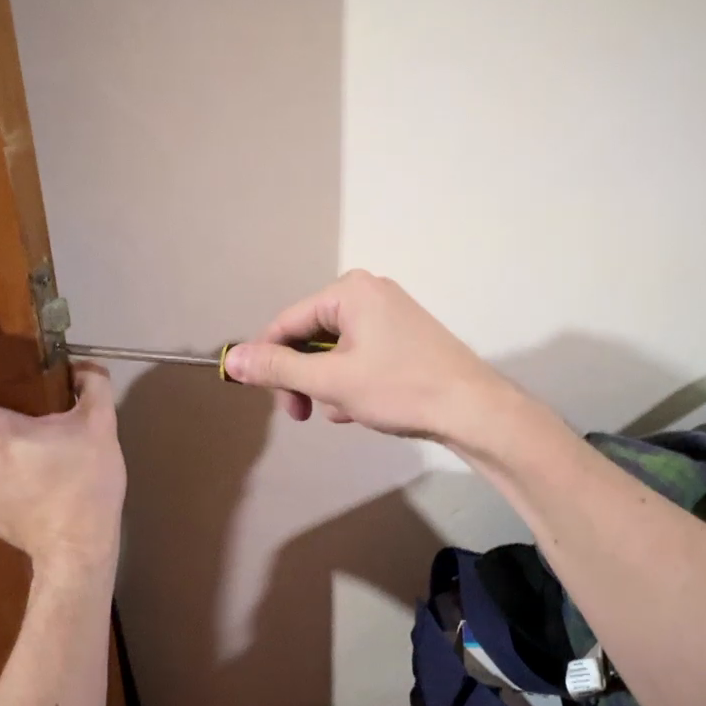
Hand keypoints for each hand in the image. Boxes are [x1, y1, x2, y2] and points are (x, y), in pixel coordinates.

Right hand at [218, 270, 517, 442]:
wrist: (474, 410)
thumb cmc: (400, 389)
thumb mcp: (330, 381)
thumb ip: (278, 368)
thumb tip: (231, 358)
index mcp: (349, 291)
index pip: (286, 324)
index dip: (267, 361)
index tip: (264, 397)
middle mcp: (368, 292)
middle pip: (309, 337)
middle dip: (304, 378)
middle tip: (302, 414)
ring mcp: (390, 314)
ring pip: (333, 352)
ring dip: (329, 386)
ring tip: (345, 412)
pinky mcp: (405, 337)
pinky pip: (358, 356)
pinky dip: (352, 383)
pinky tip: (362, 409)